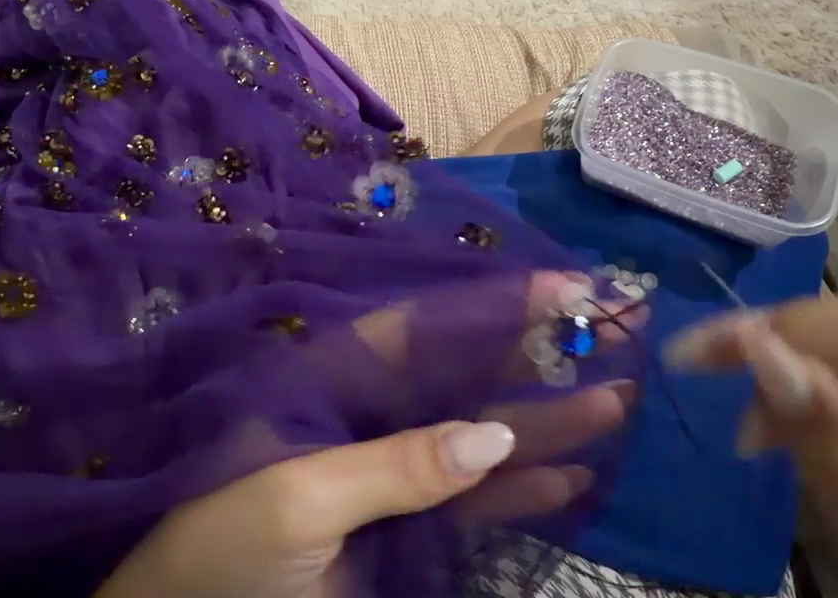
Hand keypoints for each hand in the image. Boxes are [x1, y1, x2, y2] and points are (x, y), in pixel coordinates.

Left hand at [96, 273, 643, 597]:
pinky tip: (570, 479)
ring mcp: (385, 475)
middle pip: (458, 380)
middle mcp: (362, 417)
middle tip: (608, 337)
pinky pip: (467, 504)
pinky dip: (518, 493)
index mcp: (326, 385)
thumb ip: (395, 465)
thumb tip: (493, 431)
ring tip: (615, 404)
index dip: (486, 306)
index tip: (558, 287)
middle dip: (530, 360)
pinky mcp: (399, 533)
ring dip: (541, 427)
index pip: (418, 330)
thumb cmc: (222, 550)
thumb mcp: (300, 498)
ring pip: (474, 440)